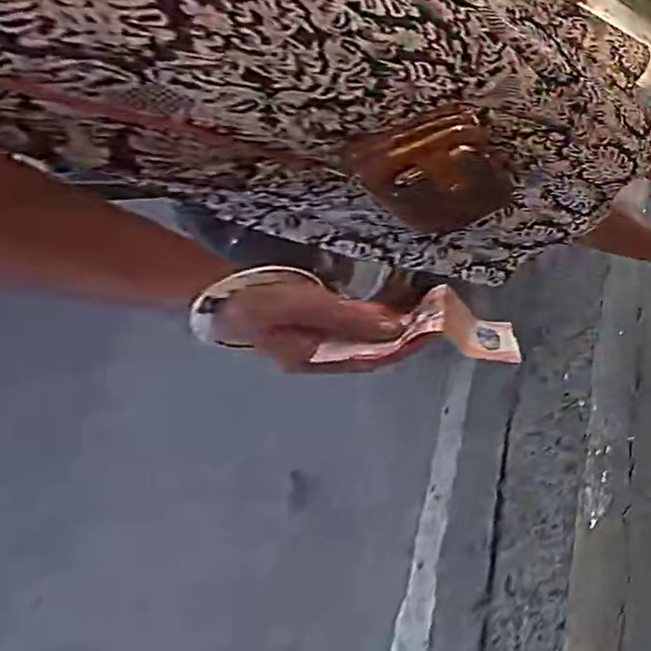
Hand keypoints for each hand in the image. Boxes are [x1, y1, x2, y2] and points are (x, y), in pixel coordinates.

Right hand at [214, 279, 423, 372]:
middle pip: (375, 348)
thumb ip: (348, 317)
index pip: (373, 358)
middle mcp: (323, 352)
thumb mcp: (303, 306)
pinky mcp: (319, 320)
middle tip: (436, 313)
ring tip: (425, 305)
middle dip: (406, 333)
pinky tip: (397, 300)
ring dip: (397, 322)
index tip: (433, 330)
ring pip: (370, 334)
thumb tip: (394, 327)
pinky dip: (380, 313)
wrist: (214, 291)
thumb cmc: (255, 301)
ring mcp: (320, 337)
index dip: (405, 346)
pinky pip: (359, 321)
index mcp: (317, 358)